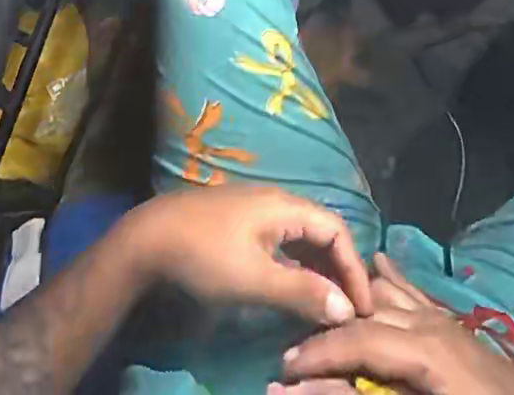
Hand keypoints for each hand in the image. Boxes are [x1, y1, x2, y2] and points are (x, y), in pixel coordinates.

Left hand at [114, 185, 373, 326]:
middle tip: (351, 311)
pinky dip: (298, 267)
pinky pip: (284, 243)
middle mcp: (276, 202)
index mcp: (284, 206)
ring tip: (330, 307)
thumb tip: (347, 308)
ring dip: (319, 270)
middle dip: (340, 269)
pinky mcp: (242, 224)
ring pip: (302, 238)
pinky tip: (297, 292)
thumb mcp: (255, 278)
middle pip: (321, 230)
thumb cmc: (206, 255)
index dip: (354, 267)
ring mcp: (257, 211)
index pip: (336, 229)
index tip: (364, 307)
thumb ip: (302, 292)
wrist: (150, 238)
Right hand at [275, 255, 513, 394]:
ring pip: (387, 295)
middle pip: (366, 315)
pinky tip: (379, 263)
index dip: (317, 355)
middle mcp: (431, 324)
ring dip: (354, 303)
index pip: (356, 339)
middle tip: (295, 355)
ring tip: (322, 312)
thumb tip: (303, 388)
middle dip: (328, 333)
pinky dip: (393, 279)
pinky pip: (418, 293)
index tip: (281, 373)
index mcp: (425, 348)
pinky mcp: (457, 327)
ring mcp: (446, 321)